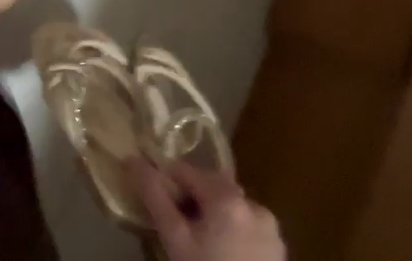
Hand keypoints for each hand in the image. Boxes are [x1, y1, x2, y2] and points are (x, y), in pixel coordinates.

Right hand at [137, 159, 284, 260]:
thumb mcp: (174, 237)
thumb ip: (154, 195)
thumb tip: (132, 160)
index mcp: (227, 197)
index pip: (185, 171)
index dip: (167, 184)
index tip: (158, 206)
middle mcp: (254, 205)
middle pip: (211, 186)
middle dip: (191, 199)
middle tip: (177, 225)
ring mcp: (272, 229)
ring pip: (230, 206)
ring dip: (212, 213)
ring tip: (199, 241)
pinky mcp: (279, 249)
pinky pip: (248, 225)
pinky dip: (232, 229)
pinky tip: (222, 253)